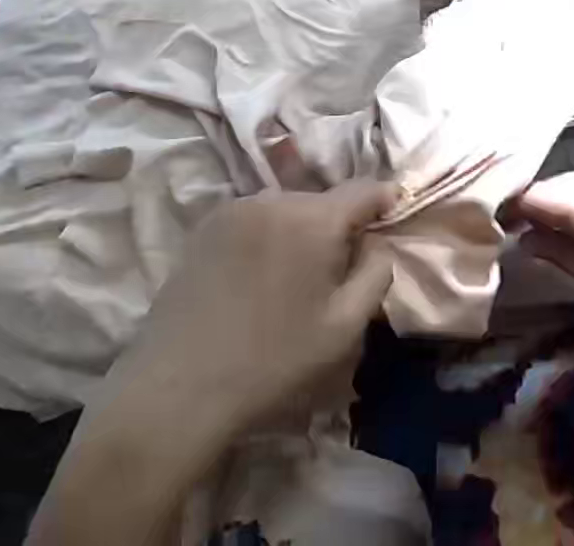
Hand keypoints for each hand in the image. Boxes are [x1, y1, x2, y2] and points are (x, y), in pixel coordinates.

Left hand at [110, 181, 396, 439]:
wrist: (179, 384)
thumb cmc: (273, 359)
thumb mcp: (345, 327)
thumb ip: (376, 273)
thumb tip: (377, 242)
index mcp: (313, 219)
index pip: (363, 189)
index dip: (384, 198)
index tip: (393, 211)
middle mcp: (274, 199)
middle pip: (322, 200)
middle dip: (338, 224)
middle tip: (339, 267)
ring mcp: (234, 208)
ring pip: (287, 207)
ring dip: (301, 229)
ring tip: (293, 276)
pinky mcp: (206, 224)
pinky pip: (255, 217)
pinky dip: (268, 234)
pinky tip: (257, 276)